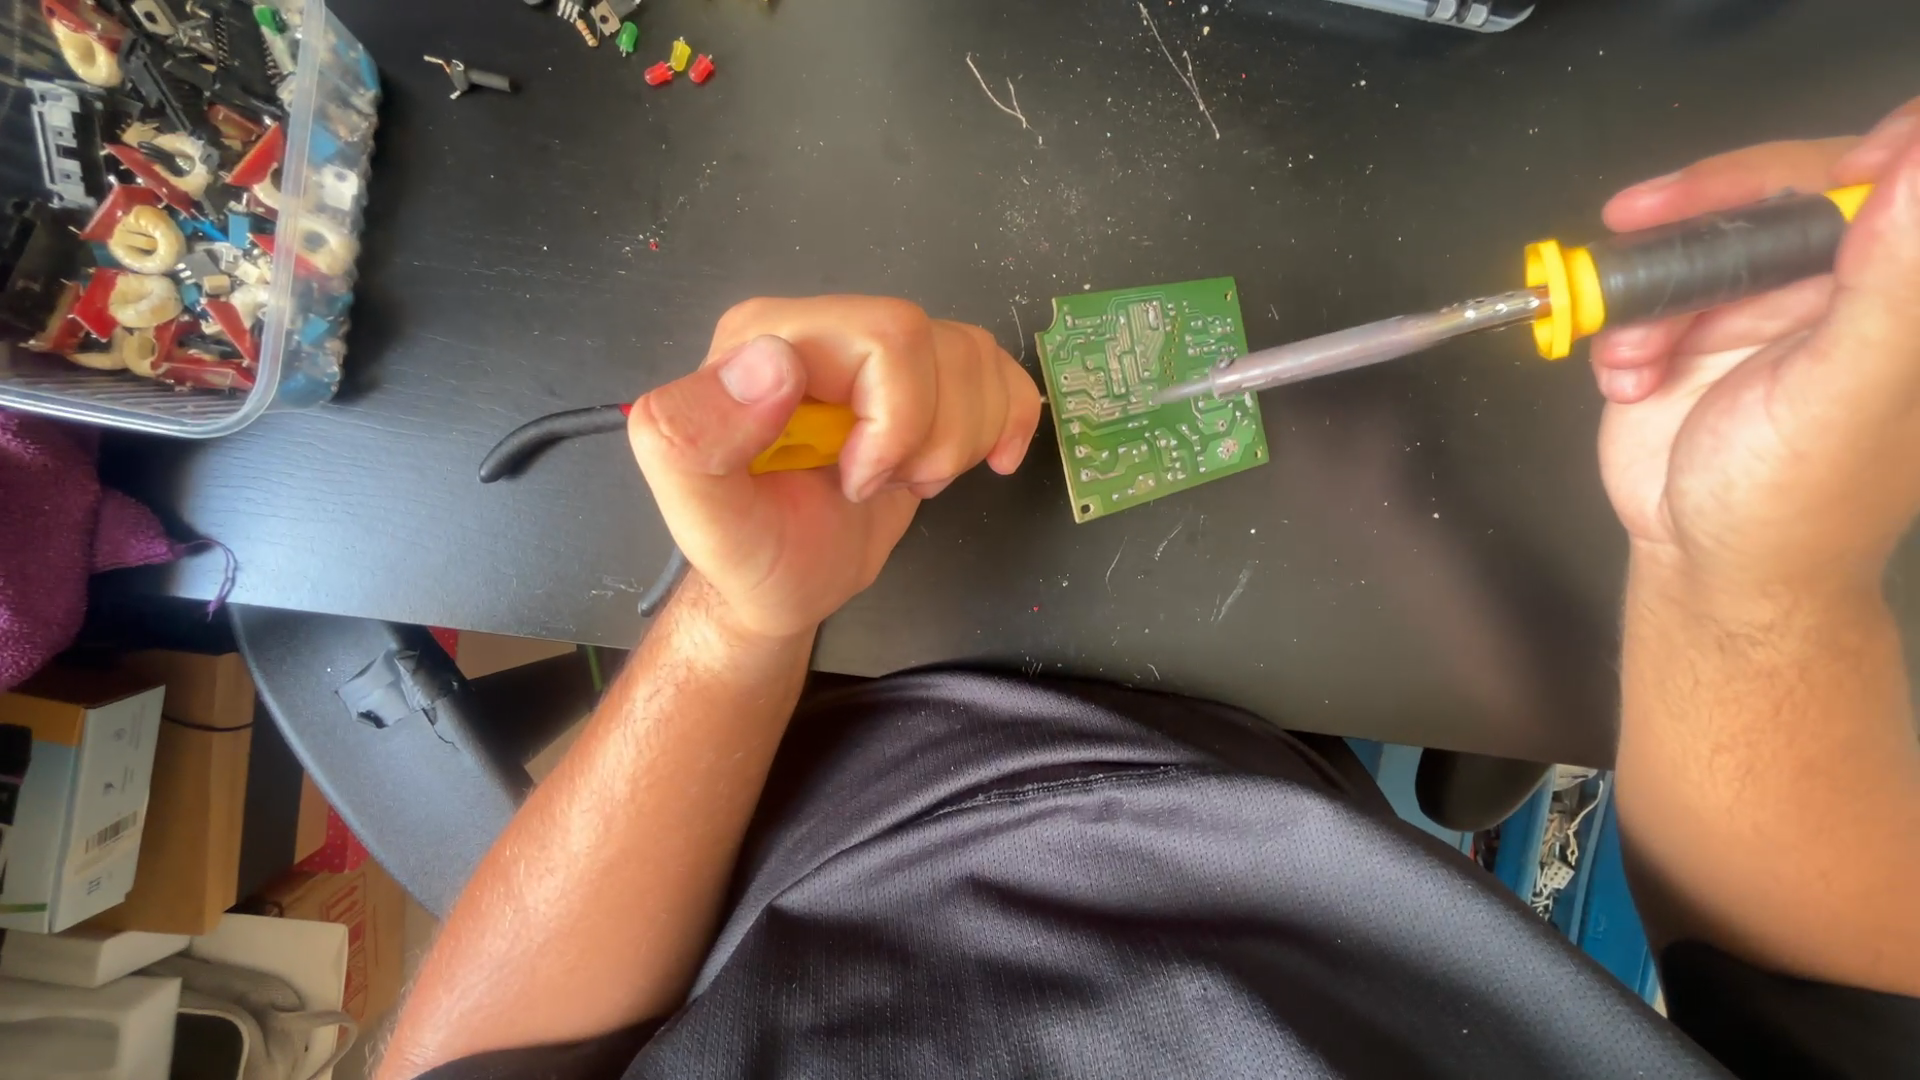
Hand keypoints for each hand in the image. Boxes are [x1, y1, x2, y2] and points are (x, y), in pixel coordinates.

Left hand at [627, 297, 1041, 639]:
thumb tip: (775, 360)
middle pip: (937, 345)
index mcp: (766, 338)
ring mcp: (876, 354)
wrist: (789, 581)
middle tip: (881, 487)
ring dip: (961, 442)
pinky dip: (1009, 418)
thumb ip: (696, 437)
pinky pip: (995, 368)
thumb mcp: (706, 520)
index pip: (886, 337)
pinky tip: (992, 461)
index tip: (854, 483)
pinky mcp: (921, 383)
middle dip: (930, 439)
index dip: (895, 423)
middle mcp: (823, 329)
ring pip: (973, 358)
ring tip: (905, 483)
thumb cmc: (752, 557)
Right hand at [1592, 97, 1919, 592]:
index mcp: (1909, 293)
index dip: (1873, 153)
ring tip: (1634, 361)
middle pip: (1779, 195)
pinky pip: (1640, 303)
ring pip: (1692, 251)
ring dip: (1643, 298)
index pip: (1905, 175)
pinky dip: (1618, 337)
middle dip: (1701, 212)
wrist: (1700, 556)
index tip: (1811, 180)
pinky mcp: (1686, 338)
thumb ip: (1893, 283)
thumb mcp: (1846, 391)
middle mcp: (1840, 287)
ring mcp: (1757, 311)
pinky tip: (1627, 382)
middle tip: (1637, 216)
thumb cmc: (1793, 491)